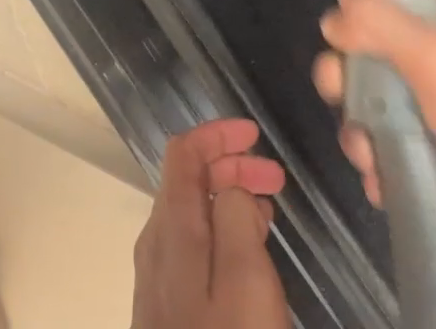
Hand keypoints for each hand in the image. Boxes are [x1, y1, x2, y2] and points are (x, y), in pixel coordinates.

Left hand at [131, 118, 290, 328]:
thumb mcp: (244, 278)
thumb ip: (235, 217)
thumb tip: (230, 185)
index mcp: (172, 226)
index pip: (183, 152)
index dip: (218, 134)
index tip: (257, 135)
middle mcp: (156, 241)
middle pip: (188, 179)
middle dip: (233, 167)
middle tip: (278, 183)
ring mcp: (158, 273)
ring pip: (192, 212)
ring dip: (230, 198)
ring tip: (269, 213)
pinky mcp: (167, 302)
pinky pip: (193, 244)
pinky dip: (222, 229)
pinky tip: (249, 250)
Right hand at [312, 0, 435, 217]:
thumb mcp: (435, 56)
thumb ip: (377, 24)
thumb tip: (332, 17)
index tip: (340, 28)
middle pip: (375, 39)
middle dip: (349, 75)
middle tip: (340, 97)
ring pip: (381, 92)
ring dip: (363, 124)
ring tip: (368, 156)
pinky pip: (398, 131)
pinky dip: (384, 153)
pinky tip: (382, 177)